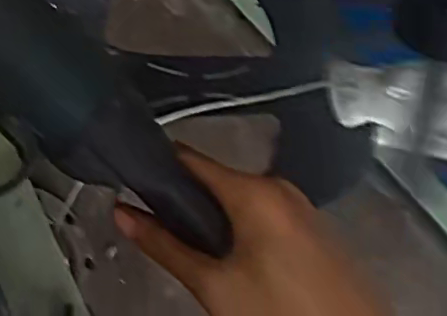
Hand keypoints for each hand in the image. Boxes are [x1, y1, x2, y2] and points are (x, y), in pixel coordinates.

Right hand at [114, 148, 386, 315]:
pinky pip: (272, 220)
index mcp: (254, 190)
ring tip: (217, 264)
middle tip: (179, 241)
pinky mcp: (324, 237)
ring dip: (222, 225)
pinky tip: (253, 274)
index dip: (157, 170)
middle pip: (215, 182)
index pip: (185, 157)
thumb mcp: (216, 288)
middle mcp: (282, 189)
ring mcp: (308, 213)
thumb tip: (122, 215)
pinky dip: (252, 237)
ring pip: (243, 203)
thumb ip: (165, 245)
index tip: (138, 188)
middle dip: (193, 208)